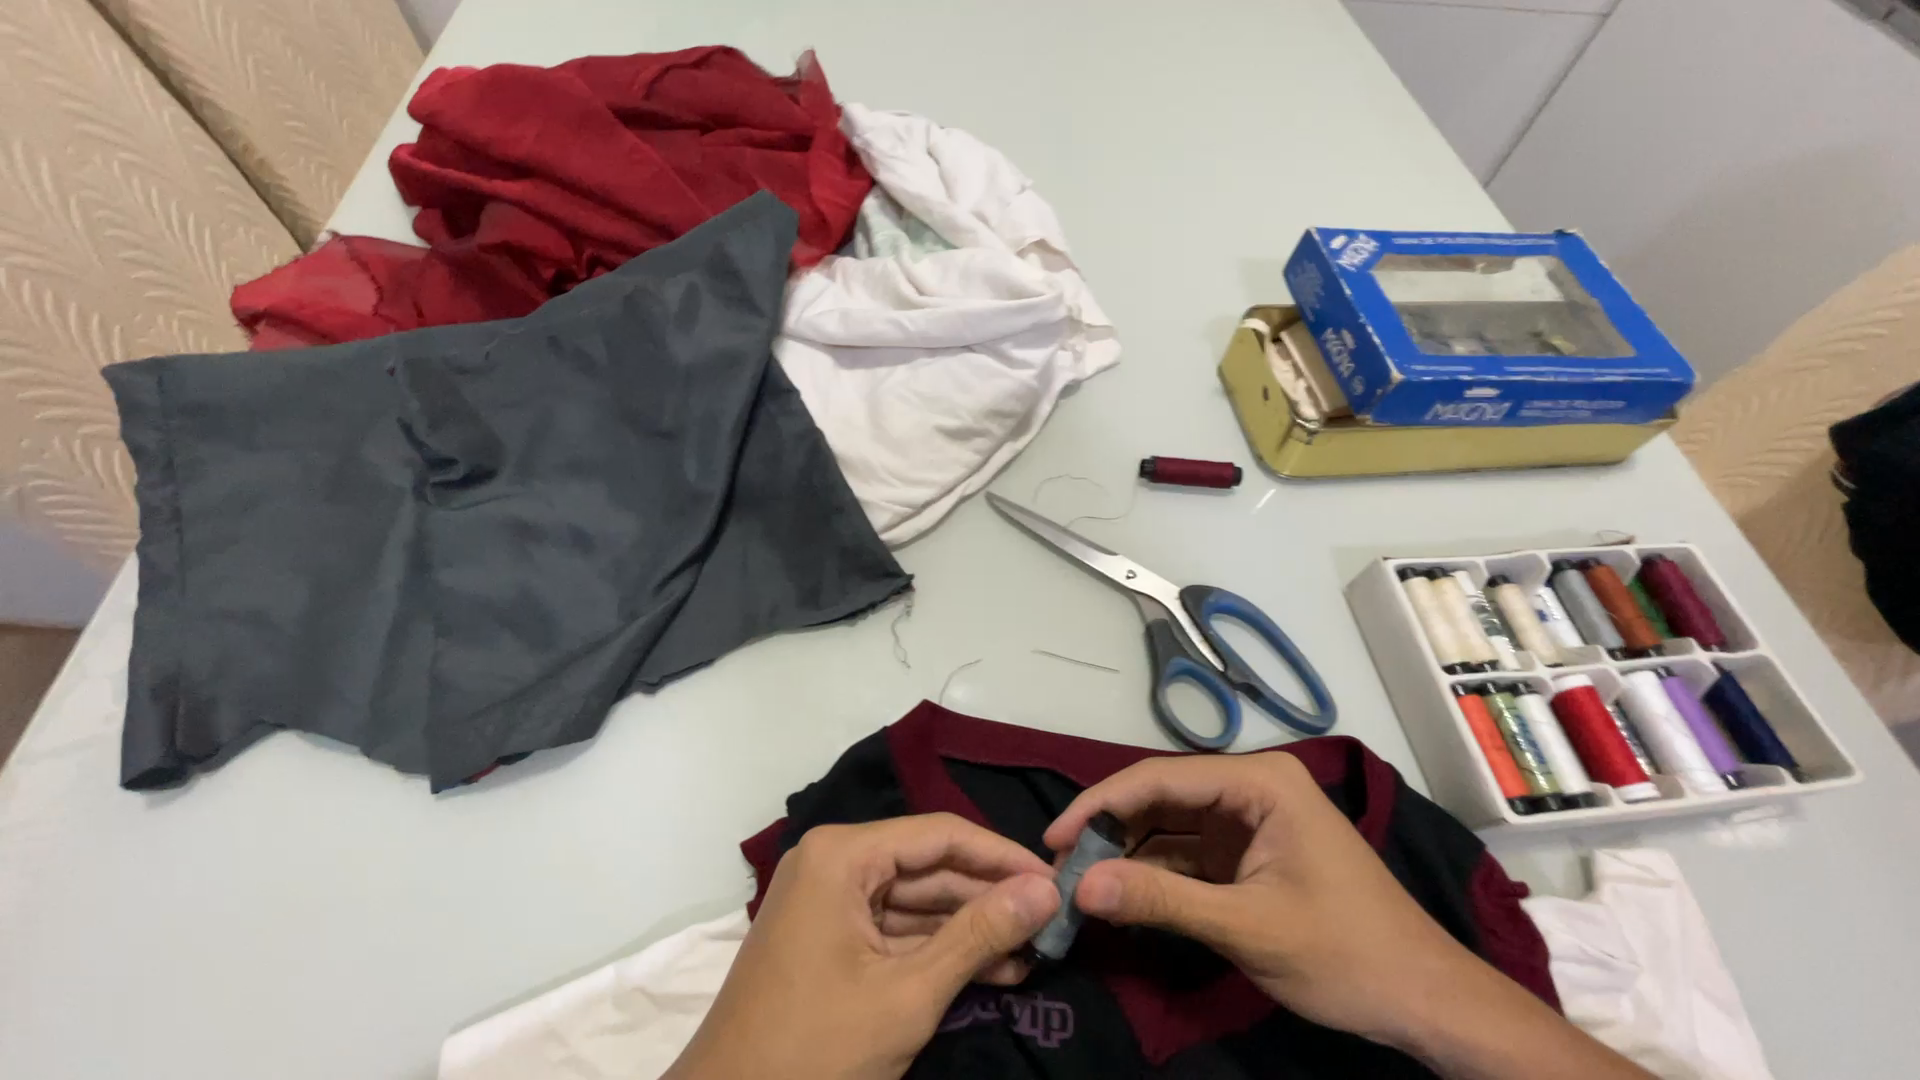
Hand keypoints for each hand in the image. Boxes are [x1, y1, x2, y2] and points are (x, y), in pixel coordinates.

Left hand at [664, 813, 1060, 1079]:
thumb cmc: (816, 1049)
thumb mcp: (908, 993)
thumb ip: (979, 935)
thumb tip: (1047, 891)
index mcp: (843, 854)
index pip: (940, 835)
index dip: (1002, 856)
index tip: (1056, 881)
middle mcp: (835, 863)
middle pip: (930, 867)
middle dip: (989, 898)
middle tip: (1051, 923)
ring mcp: (830, 901)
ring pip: (917, 902)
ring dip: (971, 930)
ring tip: (1034, 954)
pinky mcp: (831, 939)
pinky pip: (896, 931)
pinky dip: (940, 951)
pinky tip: (994, 970)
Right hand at [1043, 752, 1507, 1049]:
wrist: (1427, 1002)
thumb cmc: (1347, 954)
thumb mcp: (1247, 927)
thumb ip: (1161, 901)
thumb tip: (1079, 888)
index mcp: (1261, 781)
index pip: (1159, 778)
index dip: (1099, 806)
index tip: (1052, 840)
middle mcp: (1253, 787)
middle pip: (1161, 797)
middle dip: (1110, 830)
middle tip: (1059, 865)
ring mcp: (1252, 820)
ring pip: (1171, 825)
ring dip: (1128, 852)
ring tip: (1080, 881)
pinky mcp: (1251, 854)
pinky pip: (1190, 853)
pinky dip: (1156, 873)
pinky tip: (1122, 893)